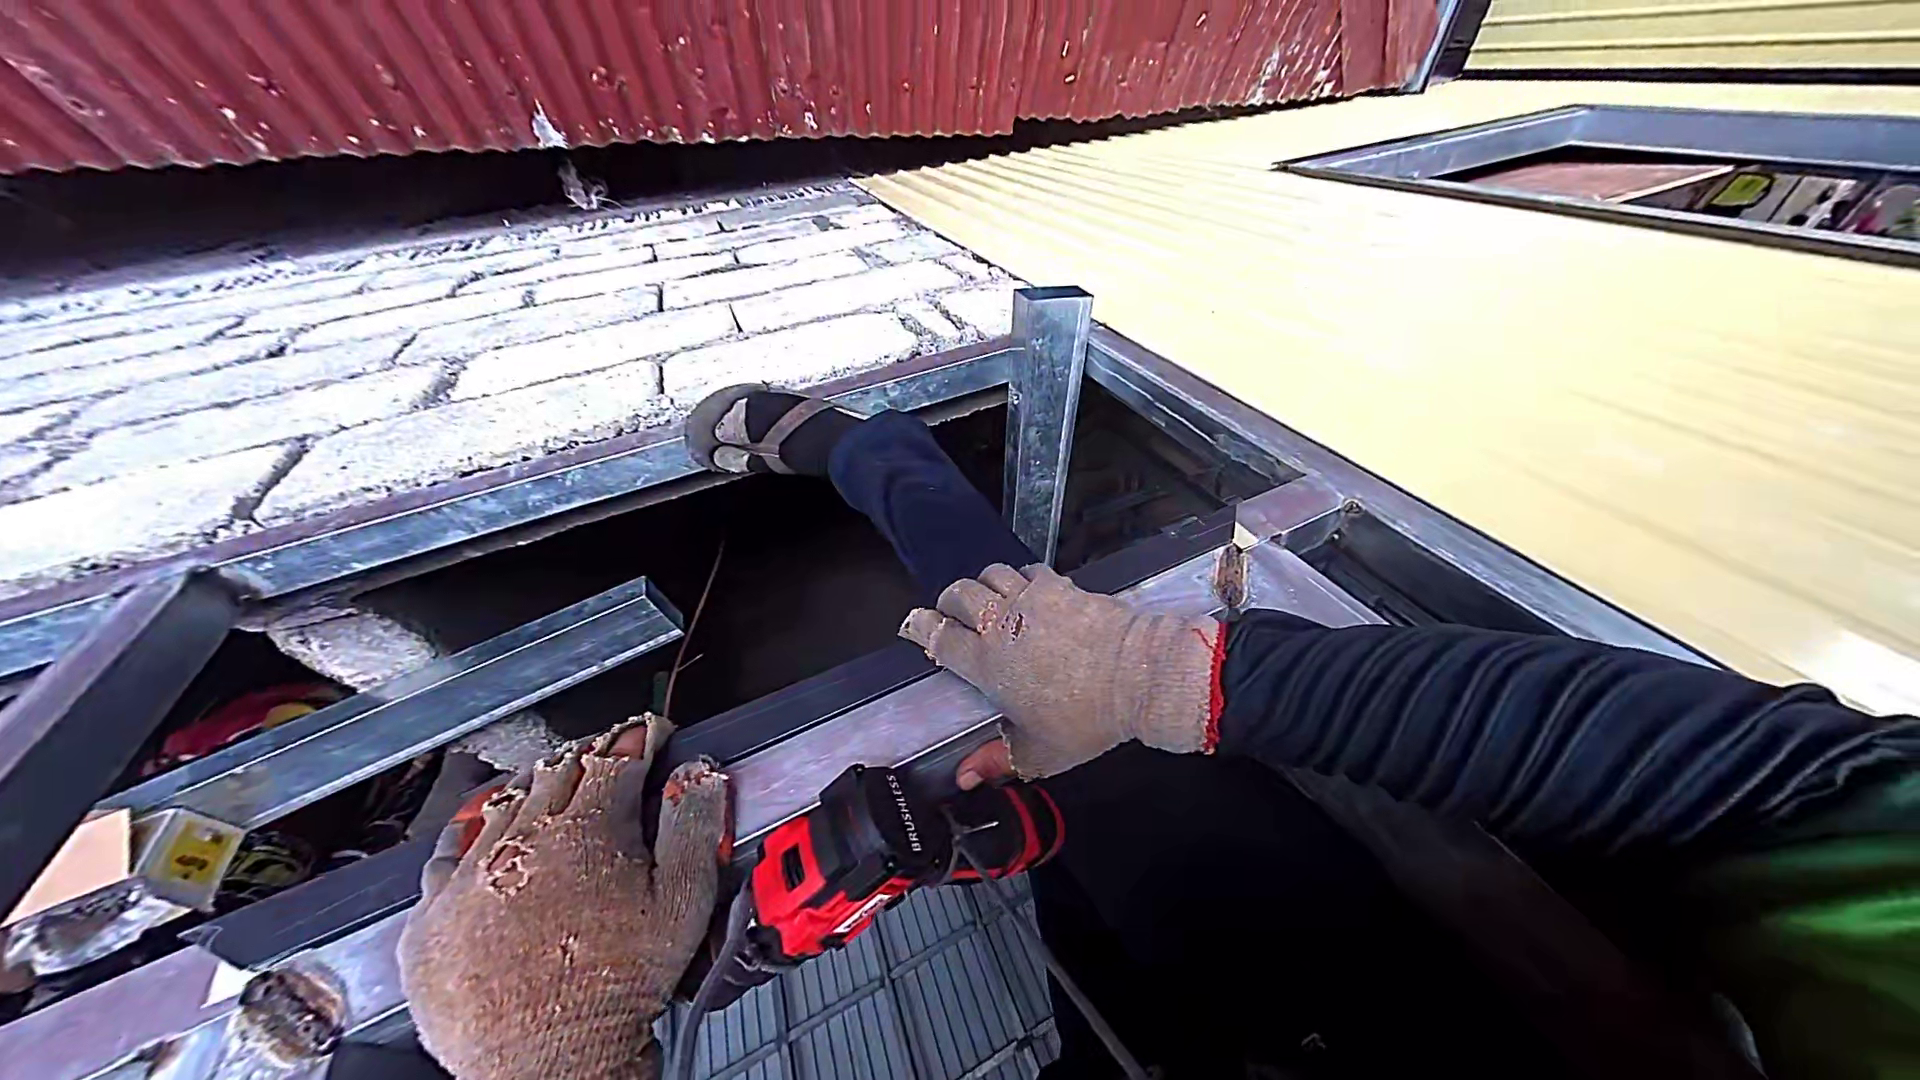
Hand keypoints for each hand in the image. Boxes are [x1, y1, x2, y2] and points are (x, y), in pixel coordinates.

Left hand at [398, 716, 727, 1079]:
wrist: (552, 1064)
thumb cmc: (624, 979)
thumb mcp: (685, 896)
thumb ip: (695, 823)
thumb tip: (700, 771)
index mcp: (589, 829)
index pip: (617, 753)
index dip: (641, 736)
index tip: (652, 734)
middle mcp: (524, 841)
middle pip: (561, 767)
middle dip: (595, 754)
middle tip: (613, 761)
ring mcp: (470, 878)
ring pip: (505, 799)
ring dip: (539, 786)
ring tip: (561, 792)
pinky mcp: (431, 919)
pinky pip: (446, 851)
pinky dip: (474, 832)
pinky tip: (493, 837)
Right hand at [899, 563, 1221, 788]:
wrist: (1137, 677)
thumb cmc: (1085, 718)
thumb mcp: (1038, 752)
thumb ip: (996, 761)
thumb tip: (964, 777)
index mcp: (986, 663)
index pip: (938, 635)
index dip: (919, 626)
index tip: (913, 625)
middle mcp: (1000, 623)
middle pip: (958, 595)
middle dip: (948, 602)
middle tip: (953, 615)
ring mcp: (1029, 599)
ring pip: (989, 574)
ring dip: (983, 586)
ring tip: (990, 601)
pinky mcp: (1058, 585)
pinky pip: (1027, 570)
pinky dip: (1021, 579)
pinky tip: (1029, 593)